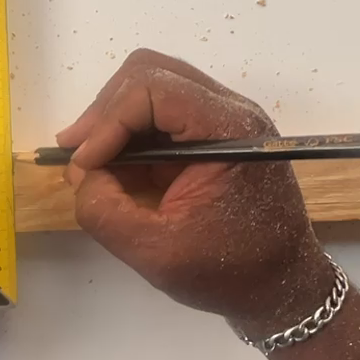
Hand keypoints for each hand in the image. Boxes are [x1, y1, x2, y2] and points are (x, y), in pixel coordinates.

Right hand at [56, 49, 335, 337]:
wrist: (281, 286)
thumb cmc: (229, 273)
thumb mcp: (156, 254)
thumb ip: (106, 211)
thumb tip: (82, 174)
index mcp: (229, 132)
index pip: (151, 89)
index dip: (107, 121)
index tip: (84, 164)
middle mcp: (230, 110)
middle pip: (148, 73)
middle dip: (104, 112)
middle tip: (78, 156)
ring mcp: (222, 118)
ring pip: (149, 84)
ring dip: (112, 118)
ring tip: (88, 159)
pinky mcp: (210, 132)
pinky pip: (157, 110)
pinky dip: (126, 131)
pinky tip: (112, 164)